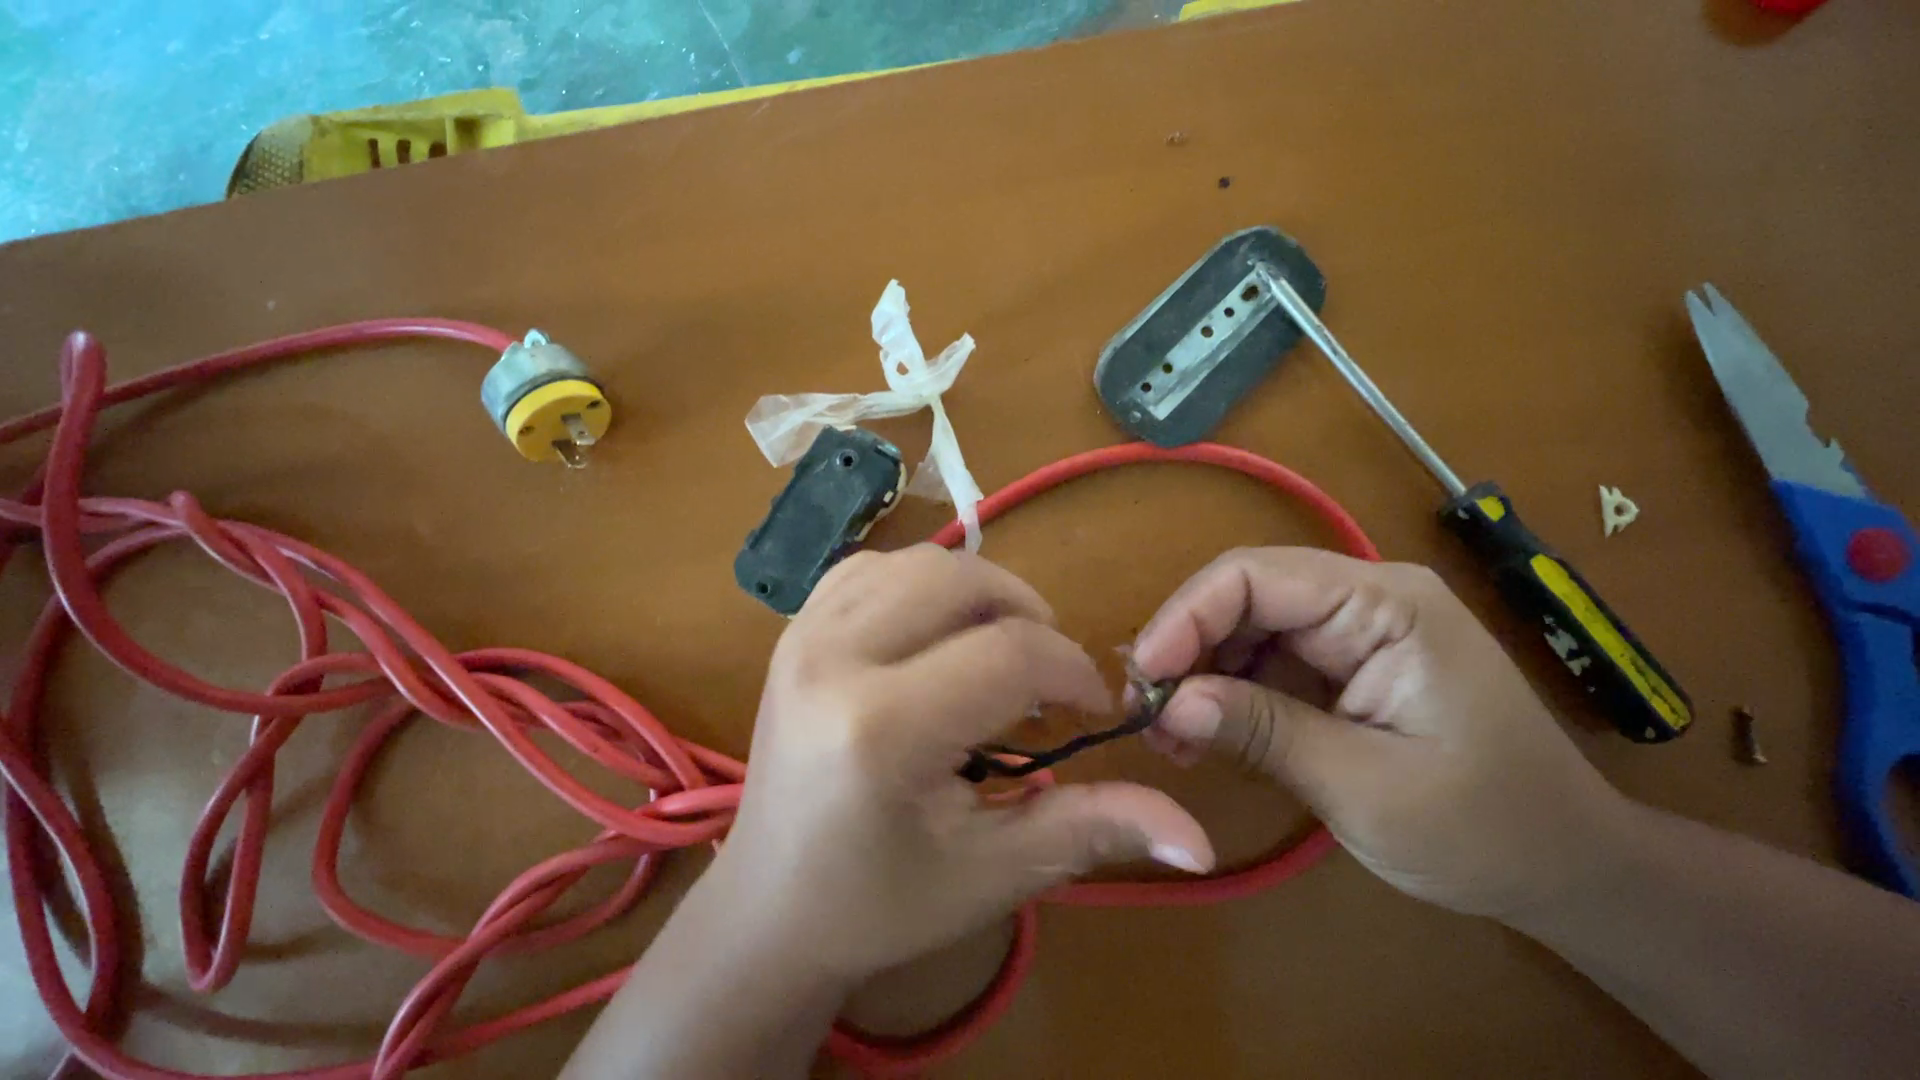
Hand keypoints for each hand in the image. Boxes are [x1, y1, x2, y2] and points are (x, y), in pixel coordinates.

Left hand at [714, 544, 1213, 981]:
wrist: (769, 910)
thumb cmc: (881, 903)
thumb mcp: (994, 873)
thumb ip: (1094, 831)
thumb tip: (1199, 840)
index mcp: (881, 727)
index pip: (1010, 652)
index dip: (1071, 670)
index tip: (1090, 709)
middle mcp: (831, 659)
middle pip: (961, 579)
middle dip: (1027, 616)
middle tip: (1046, 677)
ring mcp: (800, 637)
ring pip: (917, 563)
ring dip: (977, 593)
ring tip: (999, 651)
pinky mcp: (790, 633)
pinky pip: (868, 569)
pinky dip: (918, 585)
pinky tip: (936, 636)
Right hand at [1130, 547, 1632, 919]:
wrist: (1565, 868)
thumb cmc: (1484, 827)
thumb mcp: (1365, 785)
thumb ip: (1264, 731)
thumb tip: (1171, 702)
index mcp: (1386, 604)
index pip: (1255, 576)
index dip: (1185, 617)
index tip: (1143, 679)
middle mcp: (1365, 600)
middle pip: (1243, 597)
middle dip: (1186, 650)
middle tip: (1145, 716)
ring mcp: (1353, 633)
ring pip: (1244, 630)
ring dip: (1198, 677)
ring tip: (1167, 738)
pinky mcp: (1343, 667)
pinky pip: (1264, 664)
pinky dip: (1225, 697)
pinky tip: (1199, 736)